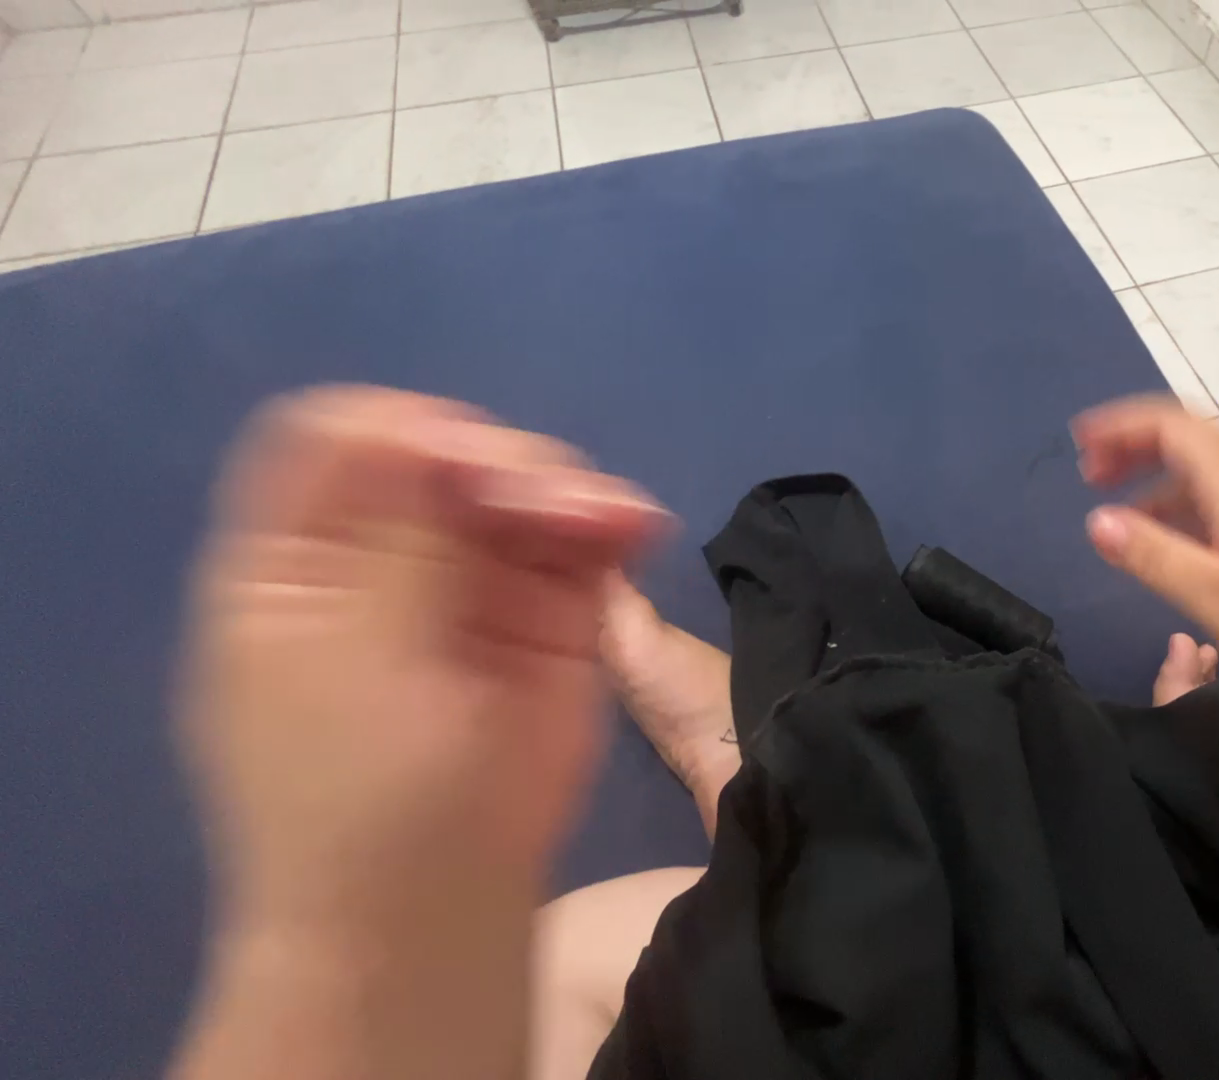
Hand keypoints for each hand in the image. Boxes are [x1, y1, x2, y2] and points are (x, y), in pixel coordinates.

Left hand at [178, 387, 670, 934]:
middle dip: (514, 468)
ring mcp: (484, 576)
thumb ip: (396, 545)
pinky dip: (615, 525)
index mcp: (309, 558)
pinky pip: (588, 541)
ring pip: (532, 490)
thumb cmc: (366, 793)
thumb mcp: (356, 662)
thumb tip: (429, 430)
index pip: (345, 440)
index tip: (470, 465)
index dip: (409, 433)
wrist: (442, 893)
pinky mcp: (557, 606)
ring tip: (621, 522)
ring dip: (577, 494)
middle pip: (457, 455)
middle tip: (563, 509)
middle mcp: (399, 550)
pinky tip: (639, 528)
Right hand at [1074, 396, 1218, 745]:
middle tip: (1091, 476)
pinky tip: (1187, 547)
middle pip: (1194, 438)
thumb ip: (1154, 556)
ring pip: (1215, 471)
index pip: (1172, 424)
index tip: (1076, 445)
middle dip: (1136, 448)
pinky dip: (1195, 507)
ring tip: (1125, 516)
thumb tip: (1094, 519)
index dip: (1120, 426)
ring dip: (1163, 480)